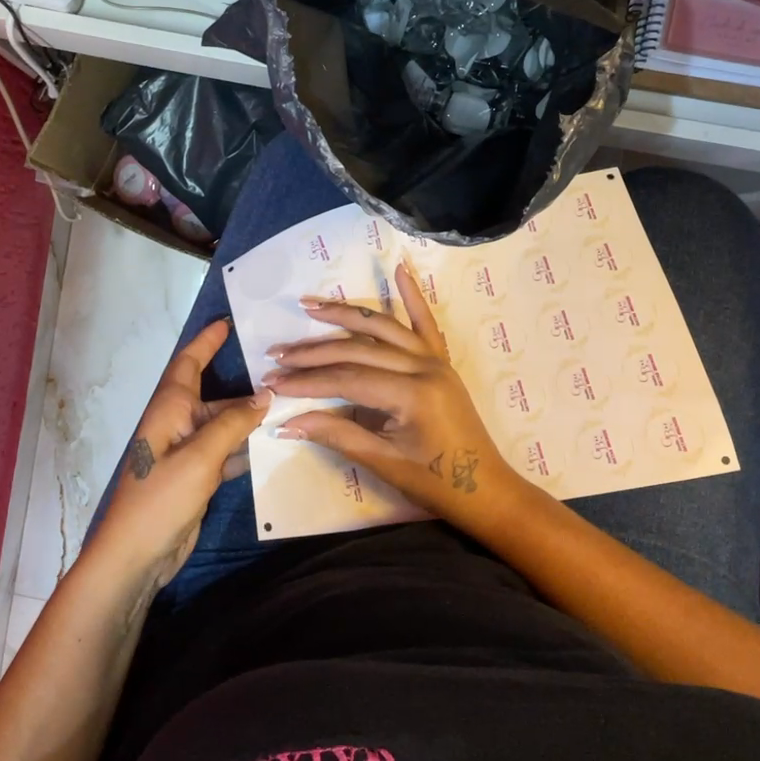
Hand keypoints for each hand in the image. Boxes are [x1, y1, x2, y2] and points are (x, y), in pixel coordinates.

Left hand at [89, 319, 269, 589]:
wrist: (136, 555)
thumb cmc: (161, 499)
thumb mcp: (200, 457)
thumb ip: (233, 424)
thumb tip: (264, 395)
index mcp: (170, 407)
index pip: (189, 362)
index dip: (207, 341)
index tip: (229, 323)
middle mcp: (177, 423)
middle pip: (214, 395)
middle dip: (245, 387)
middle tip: (286, 376)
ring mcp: (186, 452)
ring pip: (223, 425)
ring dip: (250, 419)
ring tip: (290, 408)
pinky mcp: (195, 477)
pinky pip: (225, 452)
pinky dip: (246, 447)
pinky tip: (274, 446)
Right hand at [264, 262, 513, 523]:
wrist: (486, 491)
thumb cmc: (435, 483)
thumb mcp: (383, 462)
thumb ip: (335, 435)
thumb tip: (284, 423)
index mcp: (413, 395)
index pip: (347, 379)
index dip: (307, 381)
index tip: (273, 382)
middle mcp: (425, 367)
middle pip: (358, 350)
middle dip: (313, 352)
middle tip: (276, 353)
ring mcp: (436, 360)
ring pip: (383, 328)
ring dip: (344, 315)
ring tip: (309, 306)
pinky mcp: (442, 361)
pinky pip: (426, 322)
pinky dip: (413, 294)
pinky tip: (399, 269)